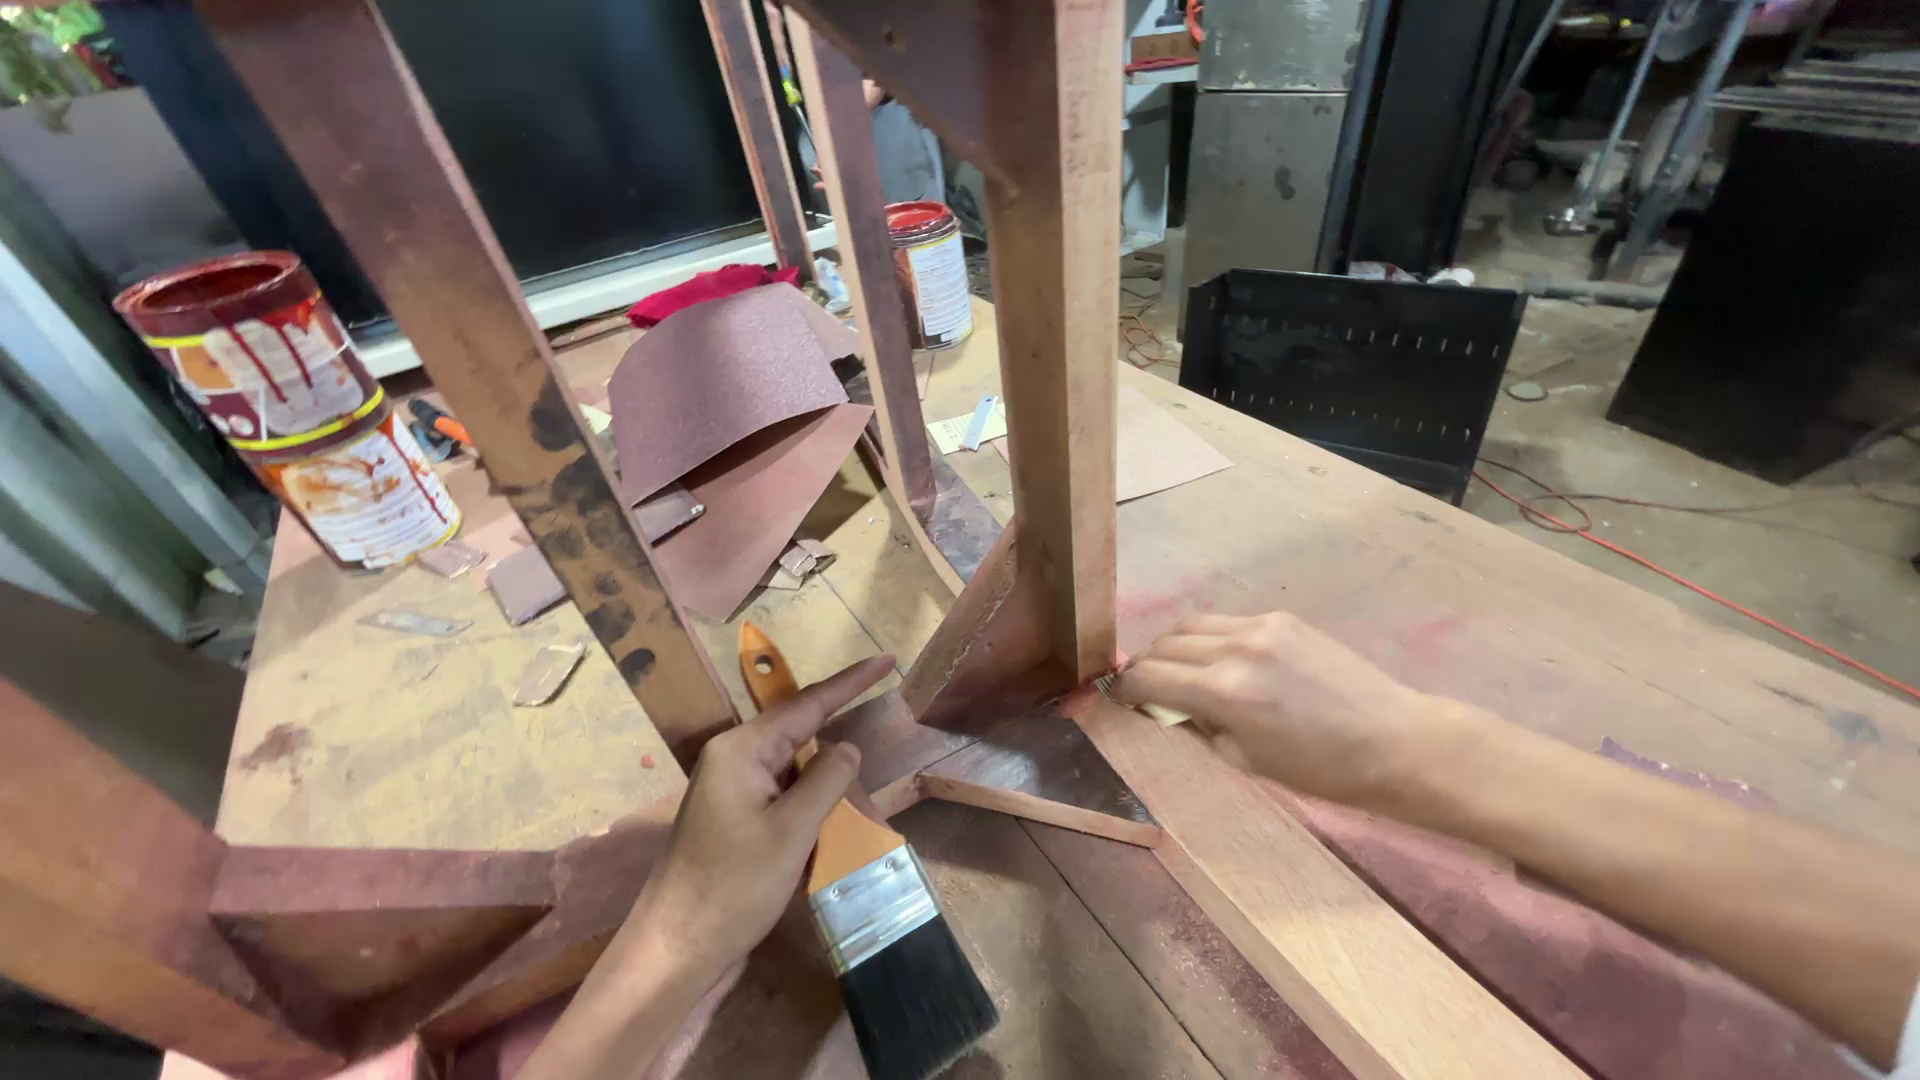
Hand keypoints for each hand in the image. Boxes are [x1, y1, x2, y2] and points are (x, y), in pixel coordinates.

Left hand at [630, 655, 893, 979]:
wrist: (676, 954)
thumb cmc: (733, 887)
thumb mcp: (792, 830)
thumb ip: (827, 779)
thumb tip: (847, 748)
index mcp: (742, 750)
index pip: (808, 704)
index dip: (851, 681)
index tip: (886, 659)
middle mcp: (734, 761)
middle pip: (802, 741)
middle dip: (839, 762)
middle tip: (872, 785)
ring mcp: (732, 794)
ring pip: (796, 777)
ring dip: (825, 801)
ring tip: (849, 833)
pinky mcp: (735, 824)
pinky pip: (784, 805)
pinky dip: (809, 822)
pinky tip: (822, 851)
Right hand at [1111, 613, 1490, 805]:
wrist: (1397, 742)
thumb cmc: (1322, 770)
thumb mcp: (1247, 761)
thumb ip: (1200, 727)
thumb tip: (1170, 708)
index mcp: (1224, 692)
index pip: (1149, 677)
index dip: (1126, 688)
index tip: (1118, 696)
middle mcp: (1234, 650)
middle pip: (1164, 645)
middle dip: (1144, 665)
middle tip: (1142, 685)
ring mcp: (1260, 628)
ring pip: (1190, 625)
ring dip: (1171, 646)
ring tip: (1174, 667)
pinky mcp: (1281, 619)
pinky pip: (1225, 623)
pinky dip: (1207, 638)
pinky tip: (1217, 658)